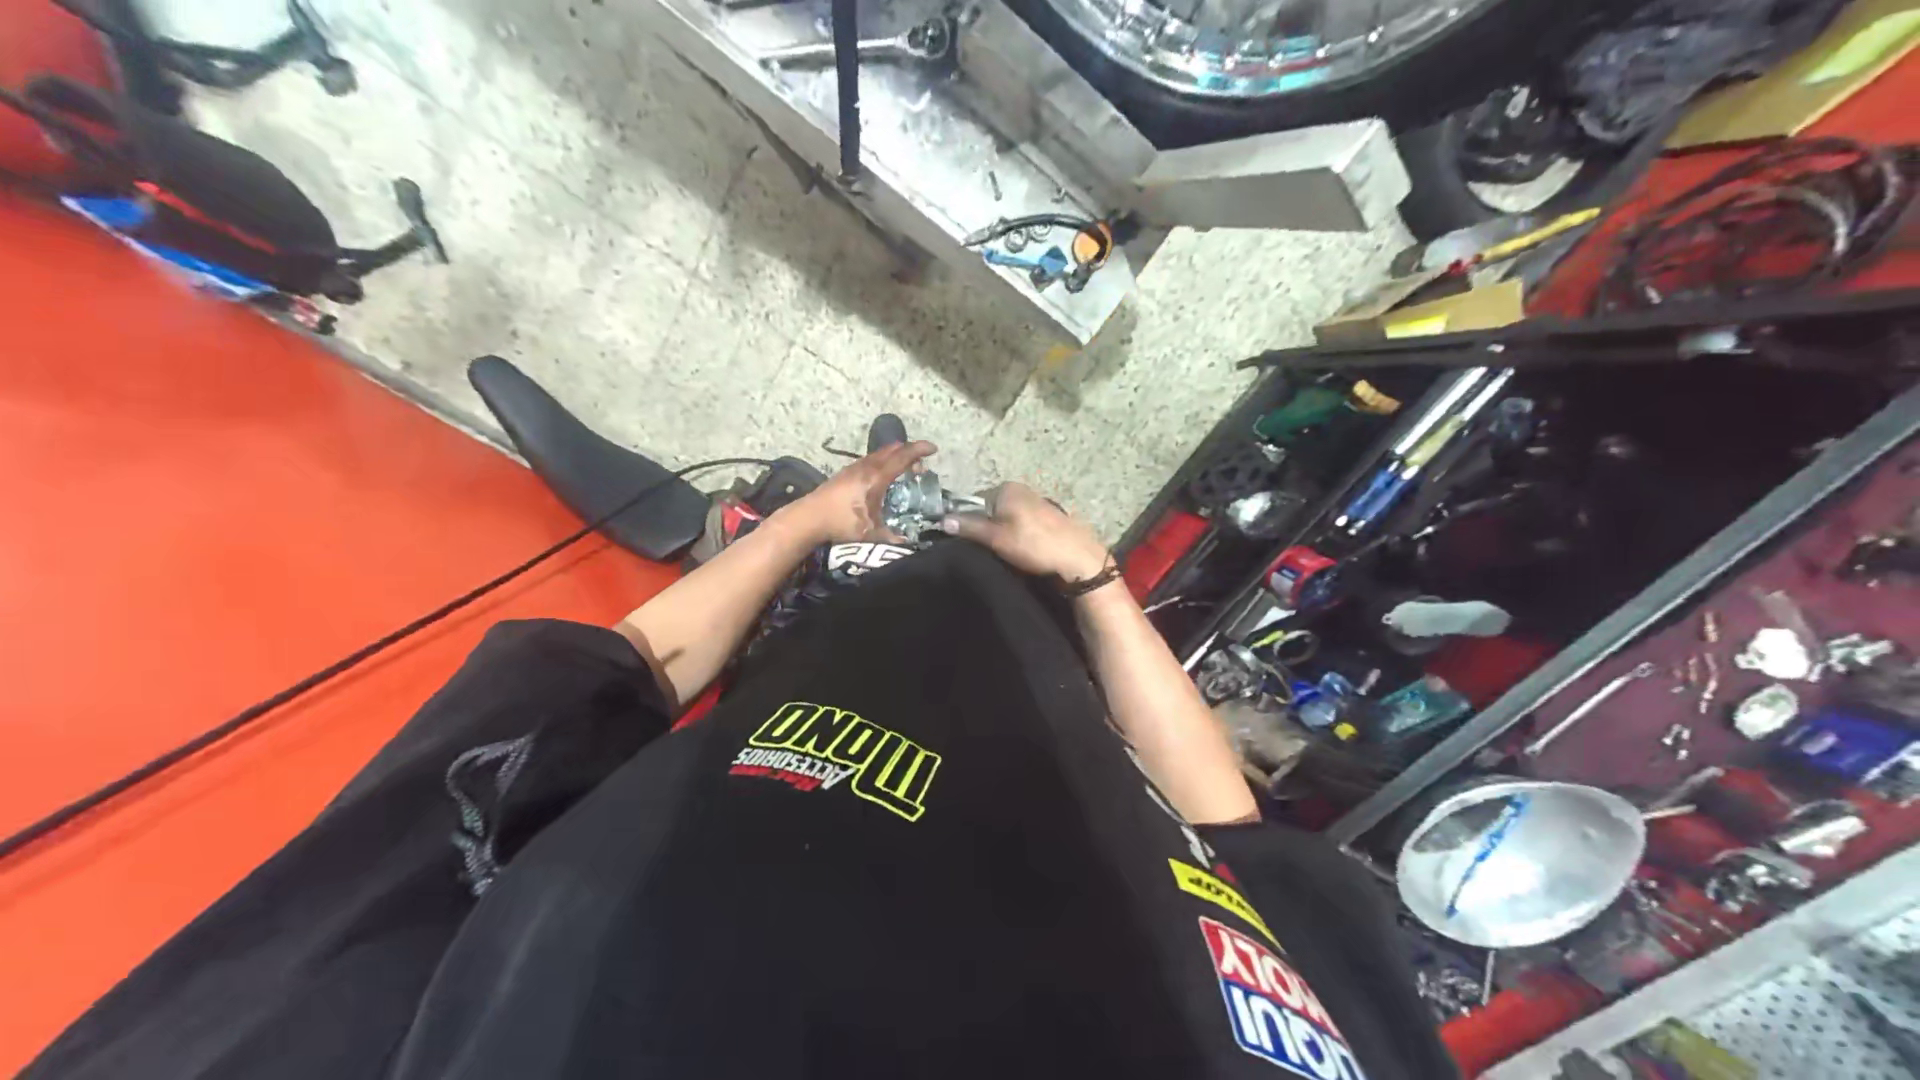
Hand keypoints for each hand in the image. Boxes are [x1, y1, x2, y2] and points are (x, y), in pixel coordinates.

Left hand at [785, 440, 937, 544]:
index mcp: (876, 478)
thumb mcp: (870, 533)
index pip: (903, 457)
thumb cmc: (841, 523)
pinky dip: (882, 461)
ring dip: (894, 456)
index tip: (934, 449)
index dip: (920, 450)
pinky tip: (880, 475)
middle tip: (920, 464)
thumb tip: (907, 543)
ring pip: (879, 453)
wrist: (808, 518)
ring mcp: (853, 468)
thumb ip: (891, 537)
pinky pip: (869, 459)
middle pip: (892, 450)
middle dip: (909, 452)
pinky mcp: (844, 473)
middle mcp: (866, 467)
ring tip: (903, 468)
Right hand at [940, 482, 1109, 582]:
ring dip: (1004, 532)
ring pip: (1008, 517)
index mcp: (1006, 488)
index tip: (969, 541)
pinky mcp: (1049, 516)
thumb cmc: (1033, 545)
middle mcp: (1021, 489)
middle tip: (988, 549)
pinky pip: (1024, 523)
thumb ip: (969, 527)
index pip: (974, 500)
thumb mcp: (996, 538)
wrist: (1078, 559)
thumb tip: (943, 519)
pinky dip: (1020, 534)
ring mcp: (1037, 501)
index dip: (968, 520)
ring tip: (1007, 552)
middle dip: (988, 527)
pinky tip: (1024, 550)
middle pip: (991, 508)